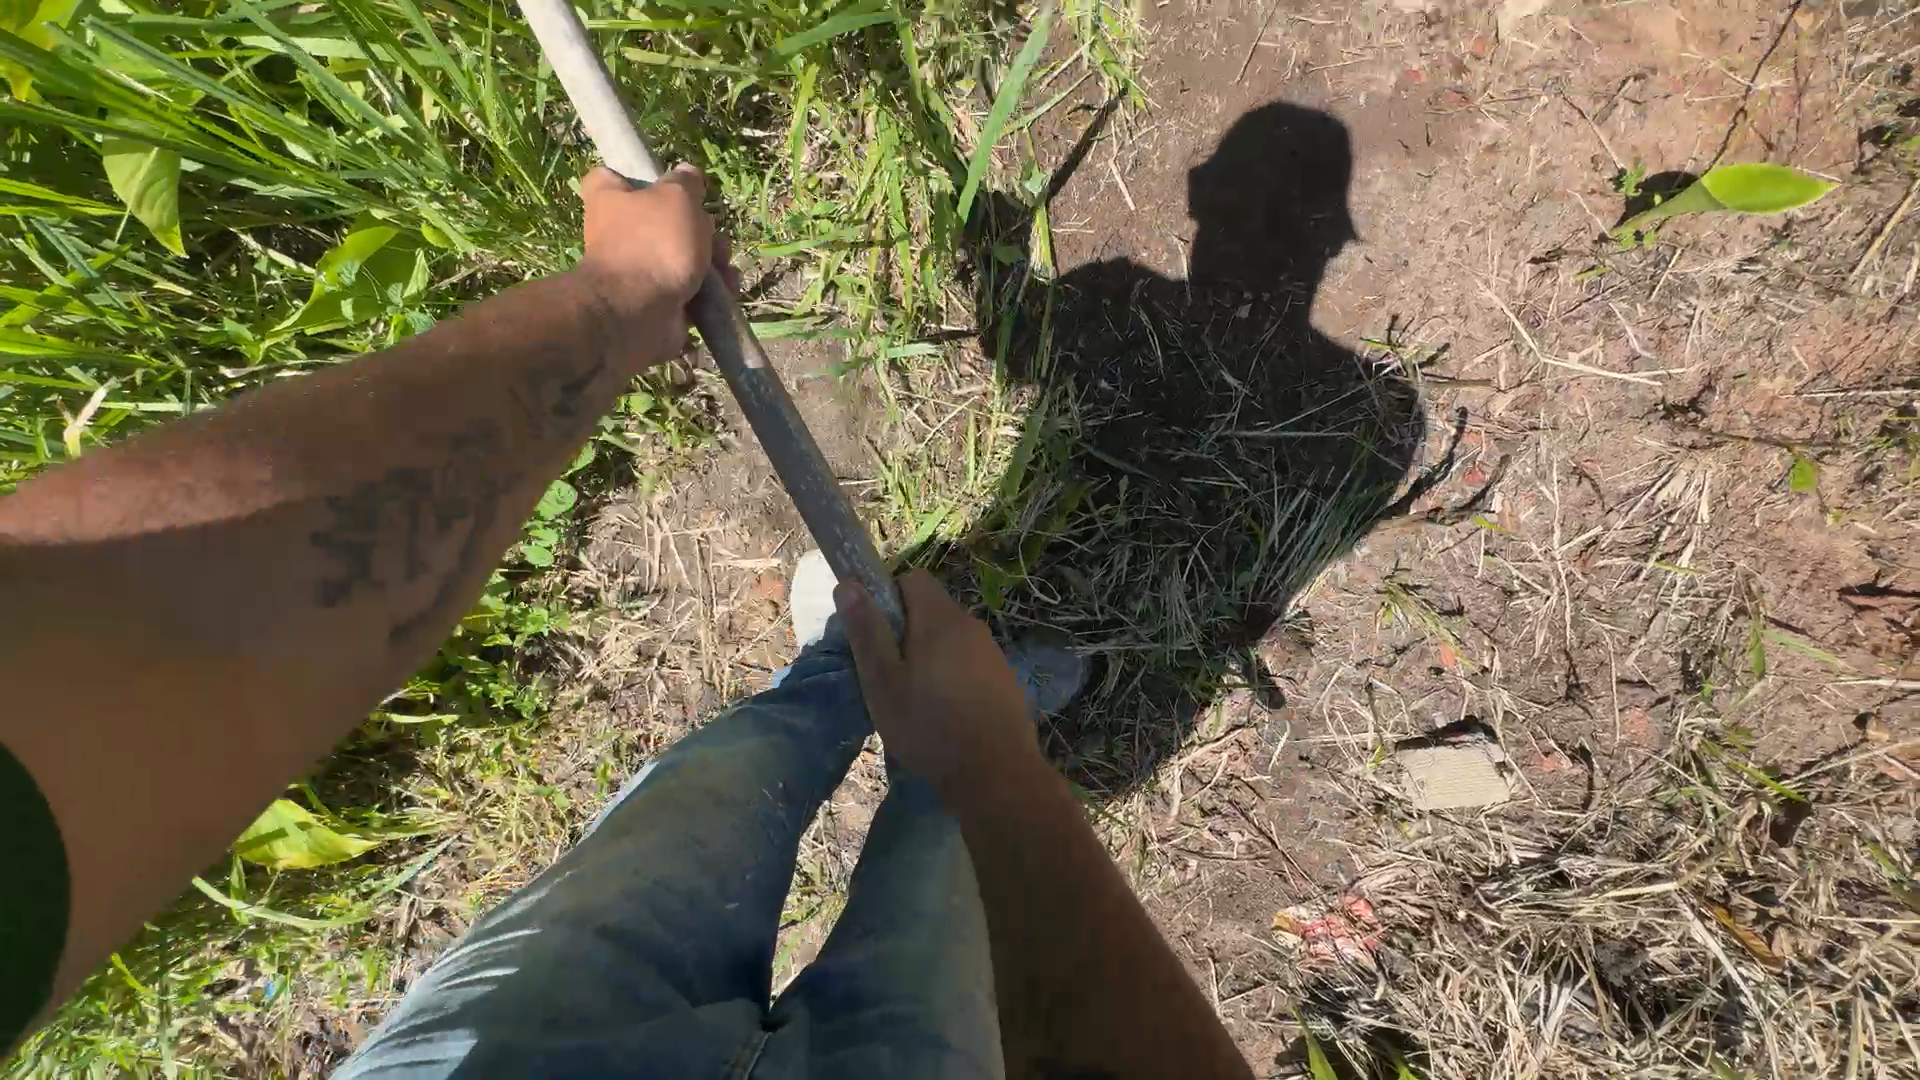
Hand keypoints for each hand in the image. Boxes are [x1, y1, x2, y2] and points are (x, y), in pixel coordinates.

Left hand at [574, 165, 736, 365]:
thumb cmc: (655, 243)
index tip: (669, 187)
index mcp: (610, 198)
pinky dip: (710, 291)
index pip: (616, 175)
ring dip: (713, 263)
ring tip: (725, 272)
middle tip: (713, 239)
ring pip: (685, 257)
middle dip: (701, 231)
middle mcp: (619, 232)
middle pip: (669, 221)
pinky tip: (726, 292)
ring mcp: (640, 269)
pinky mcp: (658, 301)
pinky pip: (691, 289)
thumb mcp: (677, 197)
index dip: (645, 179)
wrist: (641, 311)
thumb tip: (689, 173)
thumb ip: (686, 183)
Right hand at [835, 571, 1045, 801]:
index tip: (877, 635)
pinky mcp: (1005, 681)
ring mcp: (993, 654)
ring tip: (915, 701)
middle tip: (890, 676)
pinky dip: (953, 678)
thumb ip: (867, 631)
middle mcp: (972, 626)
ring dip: (931, 658)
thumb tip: (849, 584)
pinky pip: (970, 664)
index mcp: (941, 619)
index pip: (914, 579)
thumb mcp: (883, 681)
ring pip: (952, 640)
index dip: (889, 598)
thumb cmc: (929, 726)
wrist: (996, 774)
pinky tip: (945, 715)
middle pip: (932, 611)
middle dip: (907, 633)